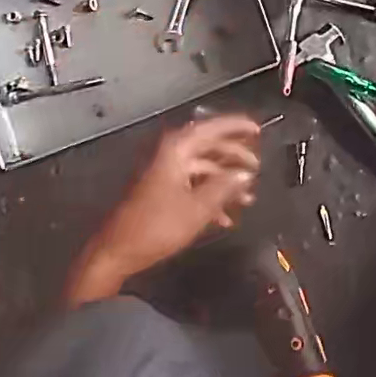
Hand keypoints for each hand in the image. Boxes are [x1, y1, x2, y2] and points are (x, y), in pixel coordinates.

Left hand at [64, 115, 262, 305]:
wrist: (118, 250)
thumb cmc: (157, 226)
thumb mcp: (198, 208)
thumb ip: (224, 187)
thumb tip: (245, 174)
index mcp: (176, 150)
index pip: (210, 128)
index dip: (235, 126)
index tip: (256, 128)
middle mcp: (170, 155)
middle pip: (208, 147)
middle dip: (234, 157)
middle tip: (256, 167)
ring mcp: (164, 173)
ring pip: (202, 168)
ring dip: (225, 181)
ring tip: (246, 198)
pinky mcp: (161, 191)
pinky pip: (193, 185)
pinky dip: (210, 196)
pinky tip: (225, 217)